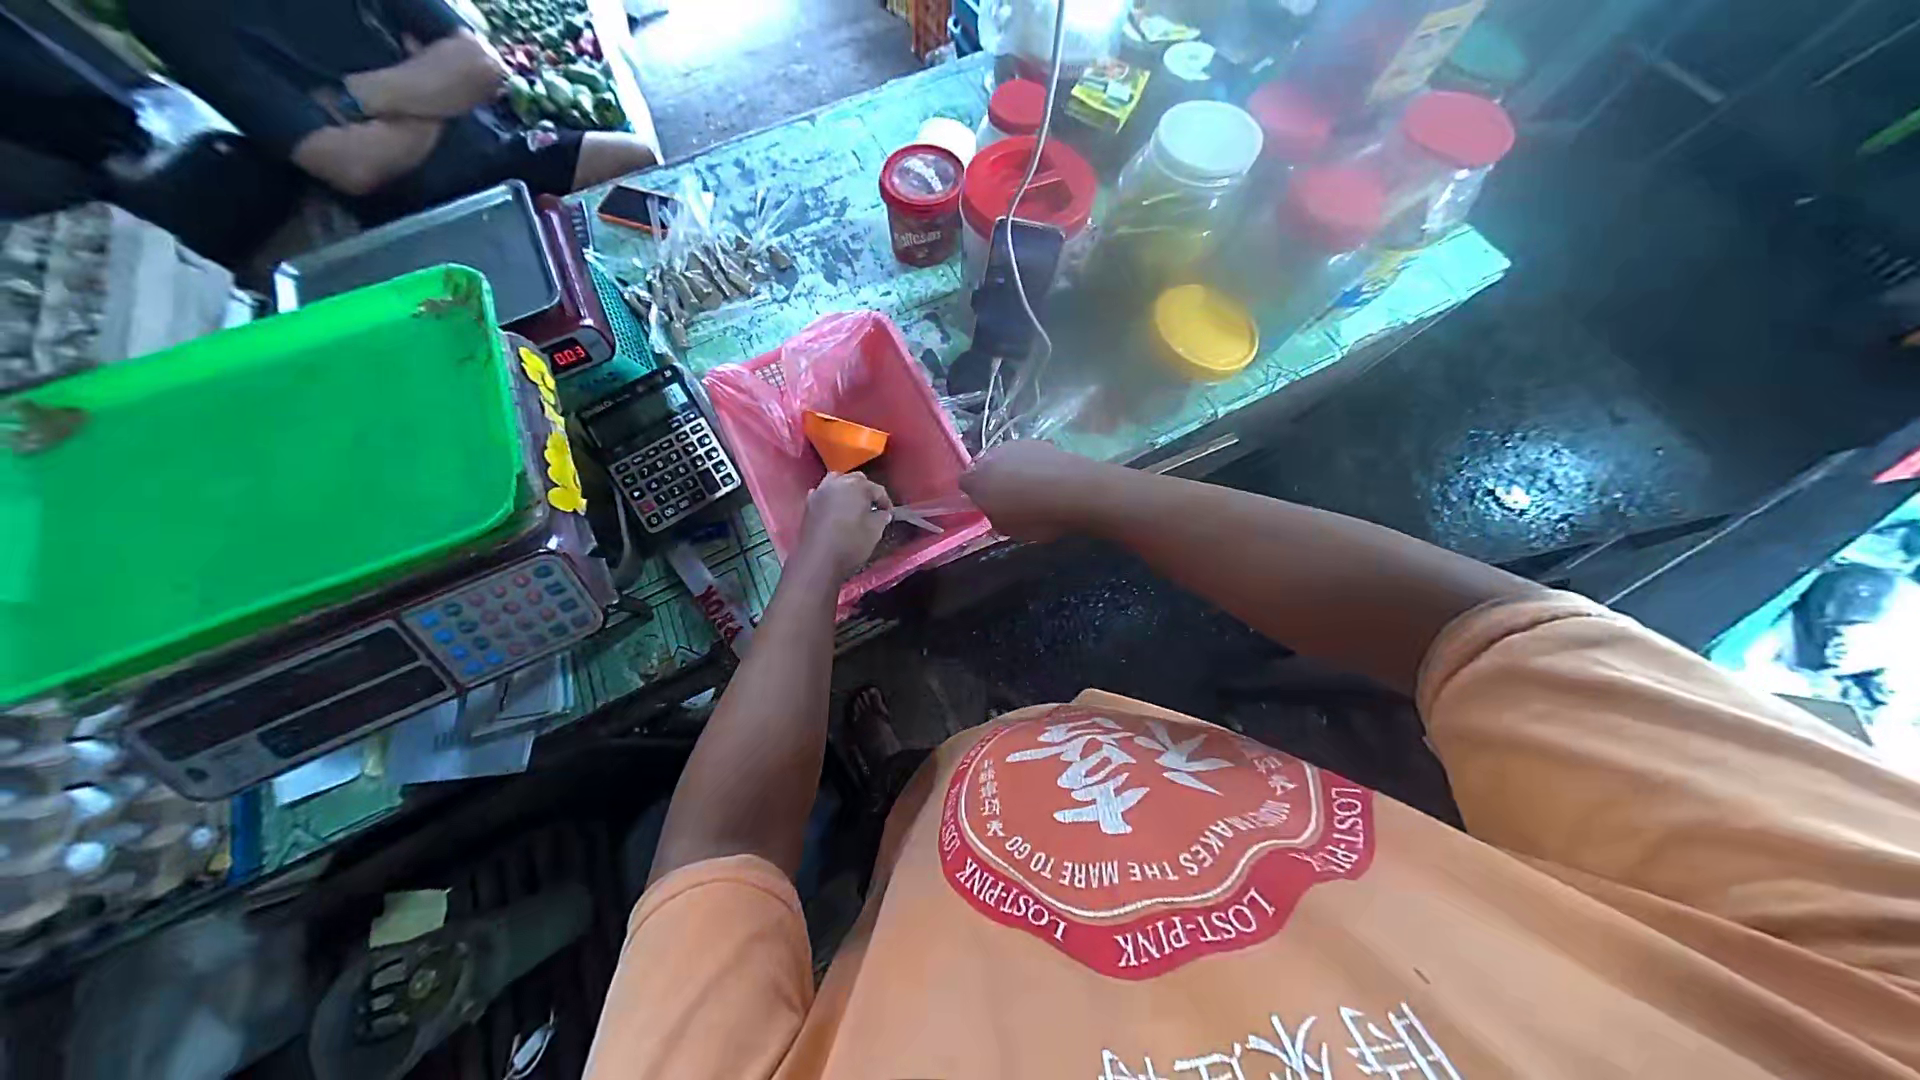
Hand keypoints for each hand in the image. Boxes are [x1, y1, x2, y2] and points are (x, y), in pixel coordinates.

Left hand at [797, 472, 892, 580]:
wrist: (818, 559)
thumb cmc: (851, 543)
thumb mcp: (875, 531)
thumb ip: (882, 517)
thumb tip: (882, 513)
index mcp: (857, 486)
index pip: (877, 489)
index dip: (885, 502)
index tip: (889, 514)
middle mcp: (837, 483)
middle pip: (856, 480)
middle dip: (866, 491)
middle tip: (872, 508)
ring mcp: (820, 491)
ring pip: (837, 481)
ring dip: (847, 489)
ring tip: (852, 504)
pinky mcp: (809, 503)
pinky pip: (824, 493)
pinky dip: (831, 497)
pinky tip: (834, 508)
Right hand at [960, 440, 1108, 541]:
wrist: (1075, 491)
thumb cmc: (1036, 517)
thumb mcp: (1009, 531)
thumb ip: (995, 518)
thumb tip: (996, 512)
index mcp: (976, 480)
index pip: (964, 483)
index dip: (974, 494)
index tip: (987, 506)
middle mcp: (991, 456)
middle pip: (984, 466)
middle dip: (992, 479)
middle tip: (1008, 498)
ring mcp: (1016, 445)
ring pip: (1006, 458)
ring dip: (1013, 469)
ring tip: (1031, 488)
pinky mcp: (1039, 441)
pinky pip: (1028, 455)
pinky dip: (1033, 465)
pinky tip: (1047, 479)